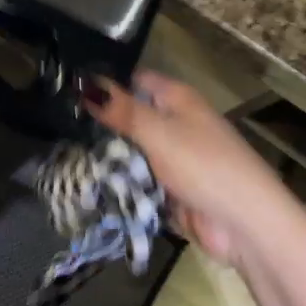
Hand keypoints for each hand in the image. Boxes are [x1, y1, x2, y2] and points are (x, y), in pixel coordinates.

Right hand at [88, 71, 292, 267]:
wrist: (245, 224)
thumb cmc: (204, 164)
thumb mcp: (158, 132)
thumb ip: (121, 110)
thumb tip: (83, 81)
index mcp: (177, 99)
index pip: (135, 80)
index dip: (106, 83)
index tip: (69, 89)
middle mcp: (176, 124)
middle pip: (131, 119)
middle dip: (102, 127)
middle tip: (61, 128)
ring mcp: (174, 160)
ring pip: (133, 154)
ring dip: (110, 161)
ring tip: (69, 158)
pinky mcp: (173, 193)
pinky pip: (140, 185)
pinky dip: (123, 188)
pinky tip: (89, 187)